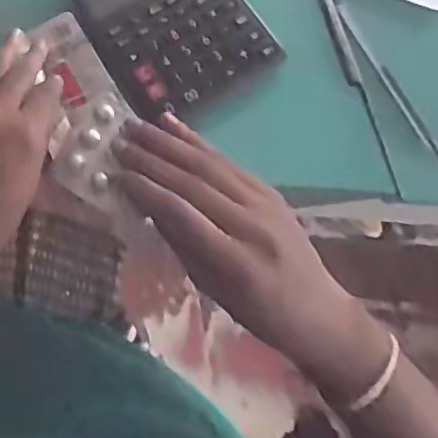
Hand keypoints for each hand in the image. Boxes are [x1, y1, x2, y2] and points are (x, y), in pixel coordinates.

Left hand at [0, 30, 62, 295]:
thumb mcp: (32, 179)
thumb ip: (39, 141)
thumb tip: (45, 115)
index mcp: (26, 134)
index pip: (46, 96)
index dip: (54, 84)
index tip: (58, 75)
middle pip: (18, 74)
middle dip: (32, 56)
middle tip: (42, 41)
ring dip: (3, 51)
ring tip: (15, 36)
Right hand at [117, 114, 372, 374]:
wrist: (320, 312)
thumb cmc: (260, 313)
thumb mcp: (213, 288)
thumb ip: (181, 243)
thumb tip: (146, 203)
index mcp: (236, 260)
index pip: (182, 214)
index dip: (147, 191)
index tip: (117, 174)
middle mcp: (252, 225)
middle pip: (192, 182)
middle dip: (150, 160)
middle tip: (119, 143)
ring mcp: (264, 203)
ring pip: (208, 164)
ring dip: (167, 142)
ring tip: (136, 126)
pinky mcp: (269, 189)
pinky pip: (226, 160)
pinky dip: (195, 141)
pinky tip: (171, 124)